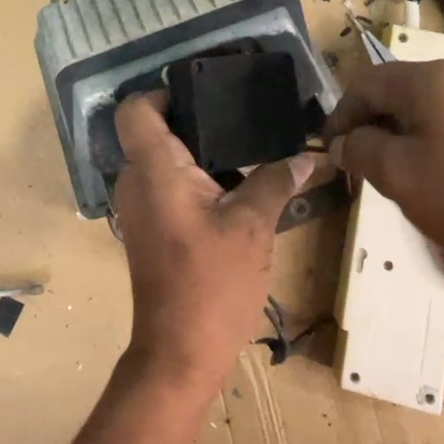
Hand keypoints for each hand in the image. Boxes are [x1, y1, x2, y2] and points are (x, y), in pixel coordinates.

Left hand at [109, 91, 322, 389]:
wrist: (180, 351)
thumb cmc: (212, 282)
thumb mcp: (252, 226)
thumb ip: (276, 181)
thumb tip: (307, 155)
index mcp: (153, 168)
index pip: (136, 109)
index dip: (162, 92)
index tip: (204, 93)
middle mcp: (137, 181)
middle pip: (152, 130)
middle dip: (193, 120)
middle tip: (240, 115)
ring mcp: (139, 207)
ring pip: (161, 160)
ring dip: (198, 152)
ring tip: (246, 147)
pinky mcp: (150, 228)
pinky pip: (166, 185)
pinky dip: (194, 178)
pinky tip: (236, 186)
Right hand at [325, 61, 443, 310]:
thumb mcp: (402, 179)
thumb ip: (362, 151)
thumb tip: (345, 141)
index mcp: (431, 79)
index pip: (365, 83)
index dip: (340, 117)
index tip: (331, 153)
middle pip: (400, 92)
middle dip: (374, 127)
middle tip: (362, 168)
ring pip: (433, 110)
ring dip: (408, 138)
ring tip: (402, 180)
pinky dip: (442, 146)